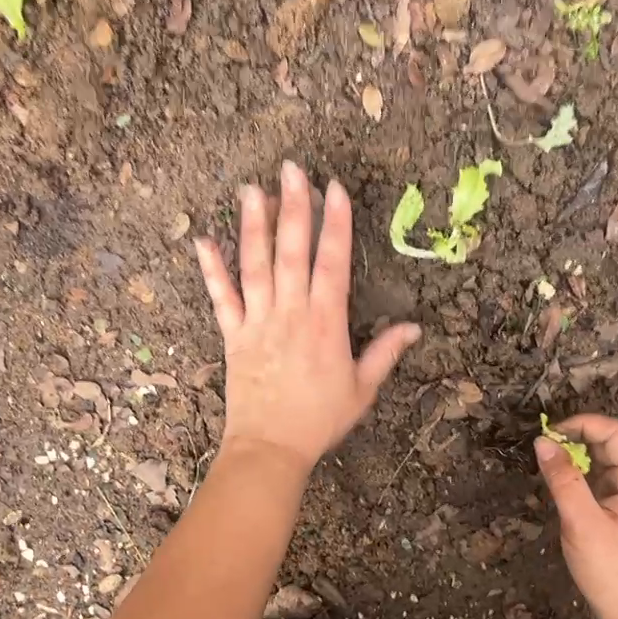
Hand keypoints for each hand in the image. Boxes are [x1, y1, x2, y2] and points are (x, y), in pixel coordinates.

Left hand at [195, 162, 420, 469]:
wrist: (270, 448)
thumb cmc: (320, 420)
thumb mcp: (362, 388)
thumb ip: (385, 353)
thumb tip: (414, 327)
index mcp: (326, 323)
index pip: (333, 262)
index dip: (335, 223)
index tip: (334, 188)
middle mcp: (291, 313)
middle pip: (292, 252)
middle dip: (293, 208)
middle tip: (290, 170)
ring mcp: (258, 321)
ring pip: (255, 266)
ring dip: (253, 227)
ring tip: (250, 190)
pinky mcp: (233, 335)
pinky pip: (221, 297)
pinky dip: (211, 269)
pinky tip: (203, 240)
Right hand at [535, 416, 617, 618]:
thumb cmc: (611, 570)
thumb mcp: (581, 522)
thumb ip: (562, 479)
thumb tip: (542, 442)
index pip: (614, 432)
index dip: (581, 424)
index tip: (548, 433)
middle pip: (611, 443)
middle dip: (577, 438)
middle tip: (544, 448)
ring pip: (606, 461)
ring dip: (578, 457)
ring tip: (549, 465)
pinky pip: (604, 479)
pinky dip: (582, 476)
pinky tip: (563, 484)